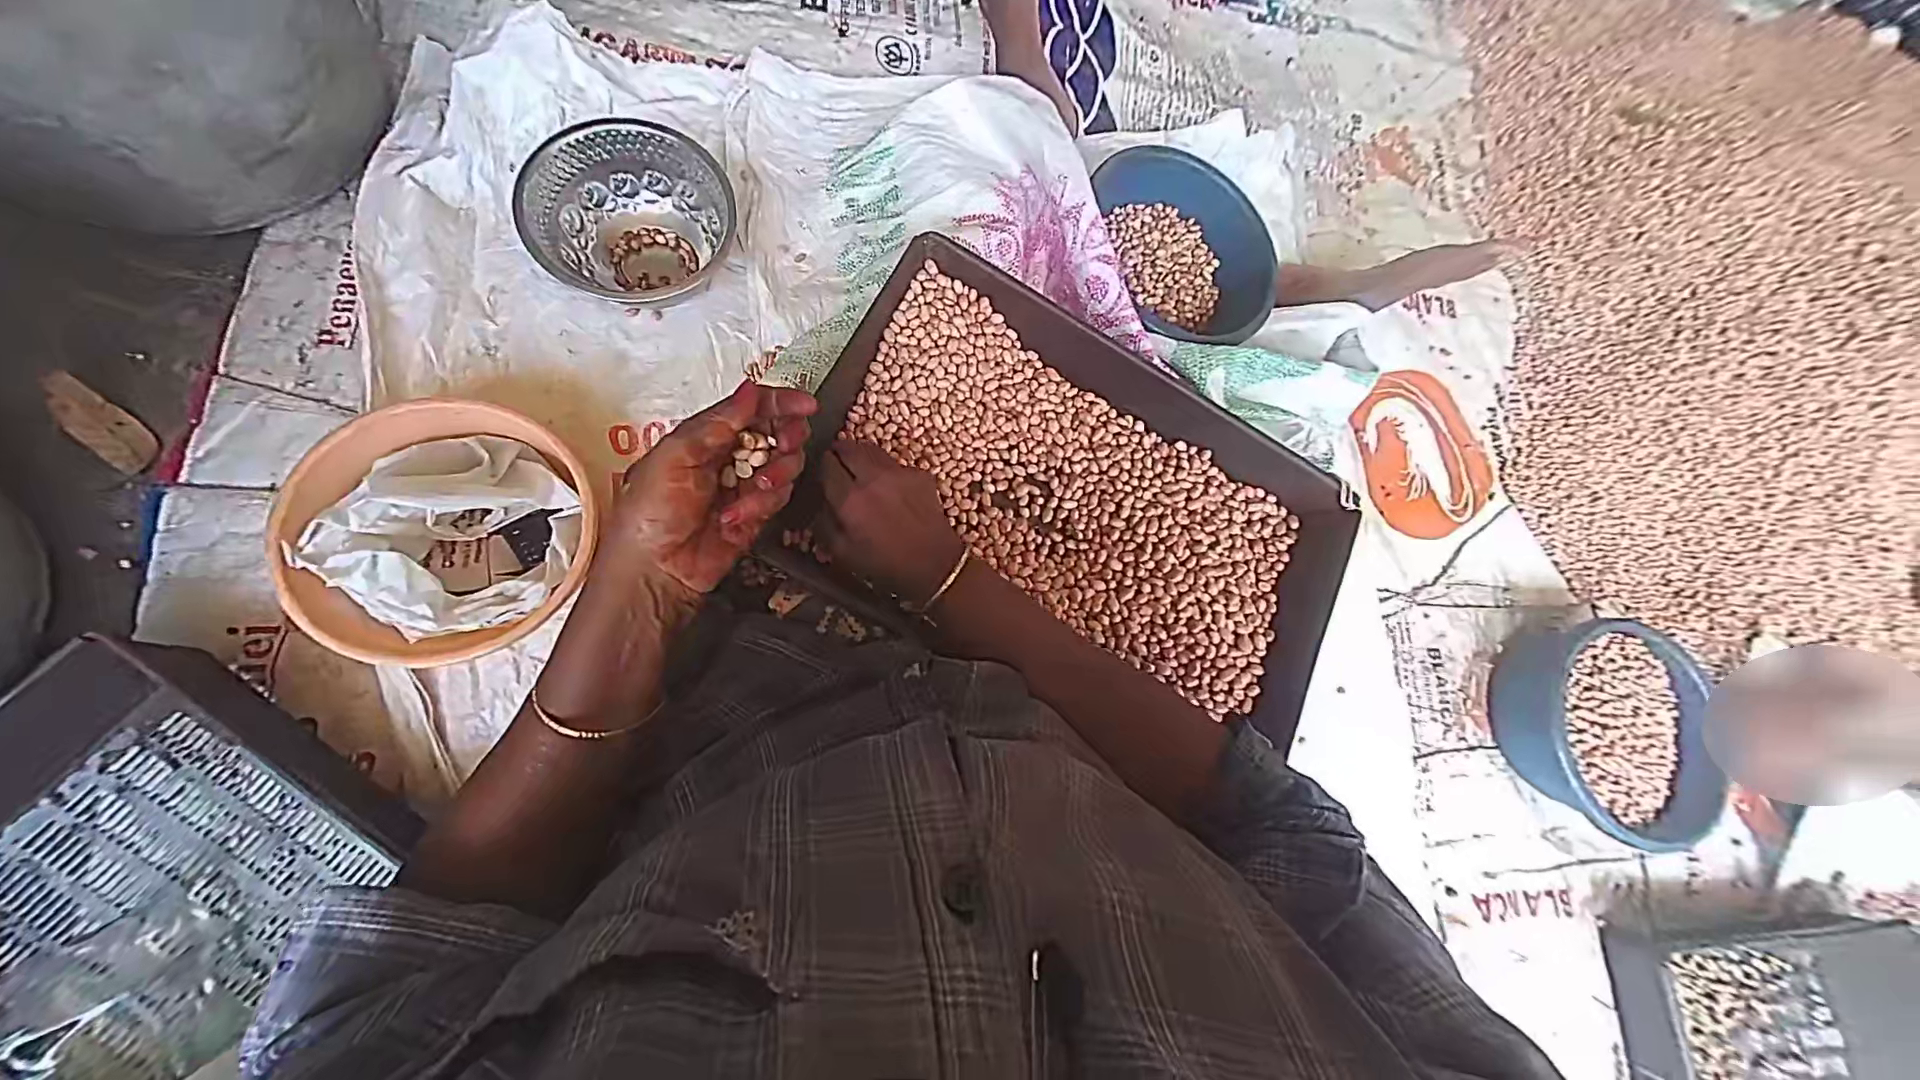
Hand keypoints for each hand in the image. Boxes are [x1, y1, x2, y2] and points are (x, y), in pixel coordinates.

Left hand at [606, 381, 816, 594]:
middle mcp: (730, 455)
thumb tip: (749, 391)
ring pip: (787, 465)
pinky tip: (735, 516)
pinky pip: (780, 498)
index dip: (781, 402)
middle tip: (783, 445)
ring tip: (755, 488)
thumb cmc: (649, 512)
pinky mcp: (758, 512)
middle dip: (787, 438)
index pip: (752, 408)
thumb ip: (716, 423)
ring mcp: (746, 484)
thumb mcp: (675, 456)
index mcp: (708, 434)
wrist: (656, 568)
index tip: (806, 405)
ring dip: (777, 474)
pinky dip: (762, 506)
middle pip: (779, 433)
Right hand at [814, 440, 965, 605]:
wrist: (934, 565)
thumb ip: (824, 523)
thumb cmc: (885, 565)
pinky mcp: (920, 474)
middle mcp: (873, 479)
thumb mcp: (843, 553)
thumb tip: (819, 503)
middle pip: (848, 448)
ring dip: (861, 456)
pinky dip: (886, 470)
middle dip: (839, 453)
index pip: (826, 464)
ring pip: (872, 450)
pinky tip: (889, 488)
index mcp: (850, 500)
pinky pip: (895, 463)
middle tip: (837, 463)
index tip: (822, 474)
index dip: (821, 467)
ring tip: (860, 471)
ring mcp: (899, 473)